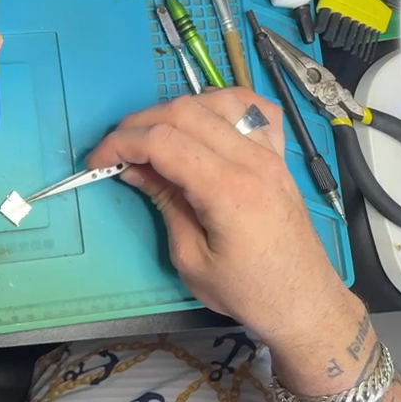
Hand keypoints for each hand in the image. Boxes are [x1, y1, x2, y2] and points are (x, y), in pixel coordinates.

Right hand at [87, 88, 364, 366]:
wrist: (303, 301)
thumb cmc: (245, 291)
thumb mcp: (190, 258)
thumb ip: (165, 203)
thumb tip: (134, 170)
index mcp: (227, 190)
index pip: (163, 141)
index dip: (121, 144)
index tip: (98, 162)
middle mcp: (251, 160)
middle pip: (185, 112)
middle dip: (139, 124)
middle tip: (116, 150)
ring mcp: (269, 153)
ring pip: (217, 100)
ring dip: (176, 110)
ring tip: (155, 136)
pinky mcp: (279, 156)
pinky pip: (254, 109)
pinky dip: (223, 104)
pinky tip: (205, 120)